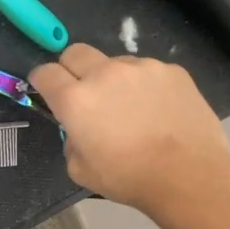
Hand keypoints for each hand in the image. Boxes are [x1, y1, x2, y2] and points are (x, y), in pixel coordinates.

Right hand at [30, 44, 229, 216]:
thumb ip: (71, 140)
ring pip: (114, 61)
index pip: (45, 73)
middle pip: (75, 52)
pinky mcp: (171, 70)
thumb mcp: (79, 168)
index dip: (41, 80)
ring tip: (129, 106)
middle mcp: (104, 73)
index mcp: (75, 99)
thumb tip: (79, 129)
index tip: (45, 90)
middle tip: (82, 92)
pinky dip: (143, 85)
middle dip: (71, 68)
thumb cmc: (128, 176)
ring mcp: (141, 67)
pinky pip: (146, 71)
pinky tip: (156, 109)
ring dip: (111, 78)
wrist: (188, 173)